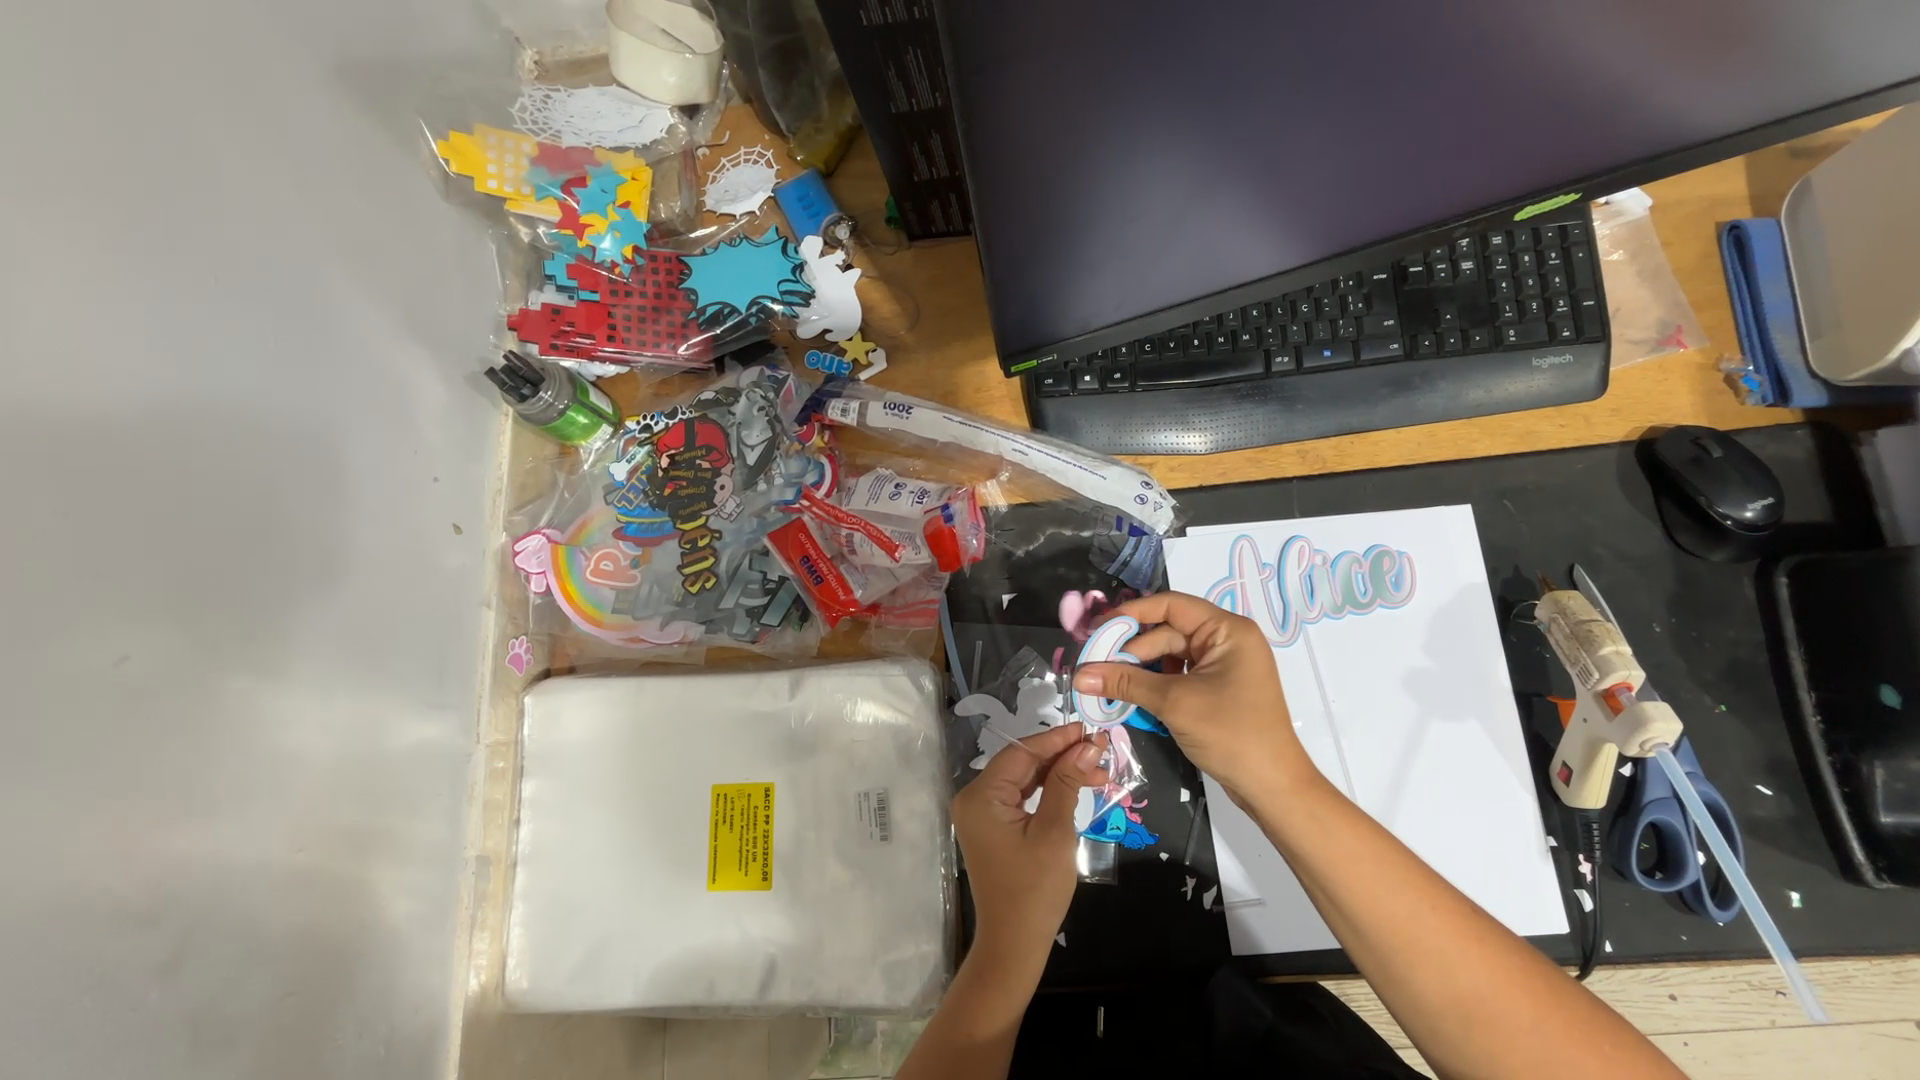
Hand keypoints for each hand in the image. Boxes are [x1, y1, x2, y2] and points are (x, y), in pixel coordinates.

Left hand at [951, 723, 1107, 964]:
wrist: (1015, 943)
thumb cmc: (1035, 889)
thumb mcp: (1055, 831)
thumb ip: (1067, 783)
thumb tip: (1087, 746)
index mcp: (981, 796)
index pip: (1020, 753)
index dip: (1056, 740)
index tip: (1089, 730)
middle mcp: (975, 798)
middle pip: (1021, 763)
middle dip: (1061, 755)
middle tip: (1100, 749)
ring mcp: (982, 813)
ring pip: (1025, 778)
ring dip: (1059, 772)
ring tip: (1098, 770)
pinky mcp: (993, 826)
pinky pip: (1021, 796)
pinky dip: (1048, 790)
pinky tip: (1077, 785)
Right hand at [1071, 591, 1311, 801]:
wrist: (1272, 786)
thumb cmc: (1230, 733)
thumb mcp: (1173, 703)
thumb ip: (1125, 683)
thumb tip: (1080, 675)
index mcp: (1227, 630)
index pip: (1171, 606)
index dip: (1132, 614)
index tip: (1097, 629)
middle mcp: (1227, 641)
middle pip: (1167, 632)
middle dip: (1131, 649)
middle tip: (1094, 666)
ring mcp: (1224, 667)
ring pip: (1170, 656)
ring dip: (1140, 669)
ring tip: (1107, 683)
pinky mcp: (1218, 690)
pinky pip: (1179, 676)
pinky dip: (1154, 684)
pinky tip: (1131, 696)